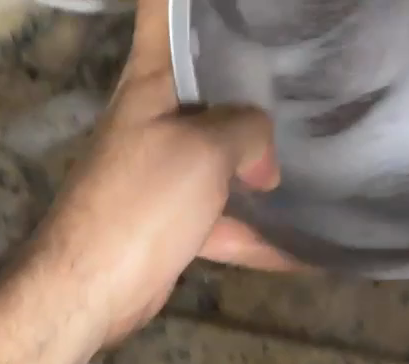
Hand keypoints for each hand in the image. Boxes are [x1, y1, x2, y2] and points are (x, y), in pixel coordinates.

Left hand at [22, 0, 296, 347]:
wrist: (90, 289)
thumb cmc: (141, 203)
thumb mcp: (204, 151)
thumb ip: (248, 134)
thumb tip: (266, 164)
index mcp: (150, 81)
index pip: (163, 10)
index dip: (195, 0)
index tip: (240, 2)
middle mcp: (154, 121)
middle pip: (207, 84)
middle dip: (252, 77)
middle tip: (305, 70)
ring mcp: (162, 176)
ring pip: (221, 158)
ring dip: (260, 163)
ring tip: (318, 151)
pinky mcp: (170, 227)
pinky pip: (223, 225)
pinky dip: (257, 239)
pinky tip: (301, 250)